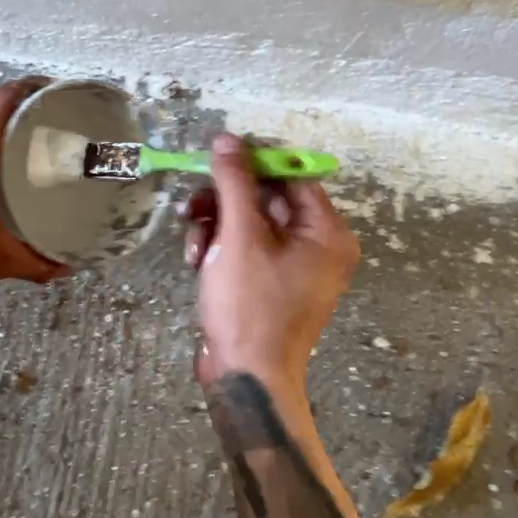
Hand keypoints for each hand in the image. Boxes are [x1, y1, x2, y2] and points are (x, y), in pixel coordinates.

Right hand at [184, 134, 359, 389]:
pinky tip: (197, 262)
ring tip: (191, 244)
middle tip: (190, 206)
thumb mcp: (239, 236)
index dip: (253, 162)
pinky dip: (218, 248)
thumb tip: (227, 139)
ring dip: (214, 224)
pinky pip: (244, 247)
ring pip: (247, 221)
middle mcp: (317, 245)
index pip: (291, 175)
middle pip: (265, 197)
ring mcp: (293, 266)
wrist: (245, 378)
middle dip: (223, 201)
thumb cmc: (250, 305)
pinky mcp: (269, 282)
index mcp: (326, 233)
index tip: (214, 158)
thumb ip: (233, 182)